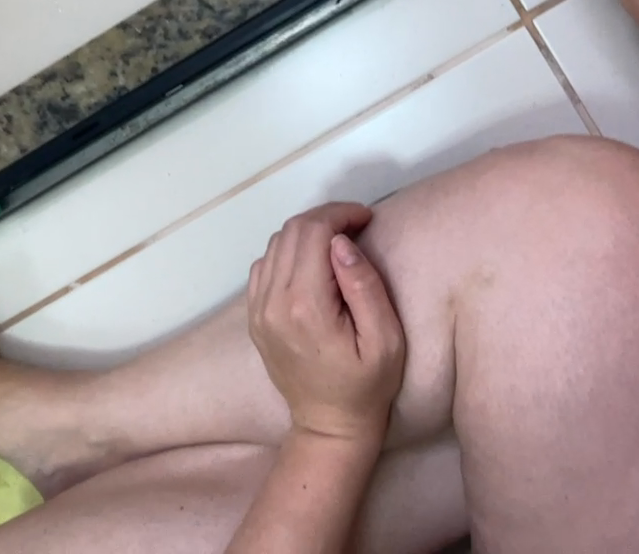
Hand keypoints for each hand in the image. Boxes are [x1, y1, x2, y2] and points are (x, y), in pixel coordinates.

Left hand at [246, 203, 405, 444]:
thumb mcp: (384, 338)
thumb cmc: (367, 384)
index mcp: (306, 305)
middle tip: (355, 225)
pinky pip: (265, 263)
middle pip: (293, 230)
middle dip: (326, 217)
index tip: (366, 219)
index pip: (314, 231)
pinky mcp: (254, 315)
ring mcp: (258, 309)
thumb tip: (341, 242)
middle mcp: (273, 301)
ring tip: (337, 241)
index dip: (341, 214)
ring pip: (277, 242)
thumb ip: (364, 285)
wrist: (328, 425)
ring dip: (307, 232)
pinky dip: (289, 251)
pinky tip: (312, 264)